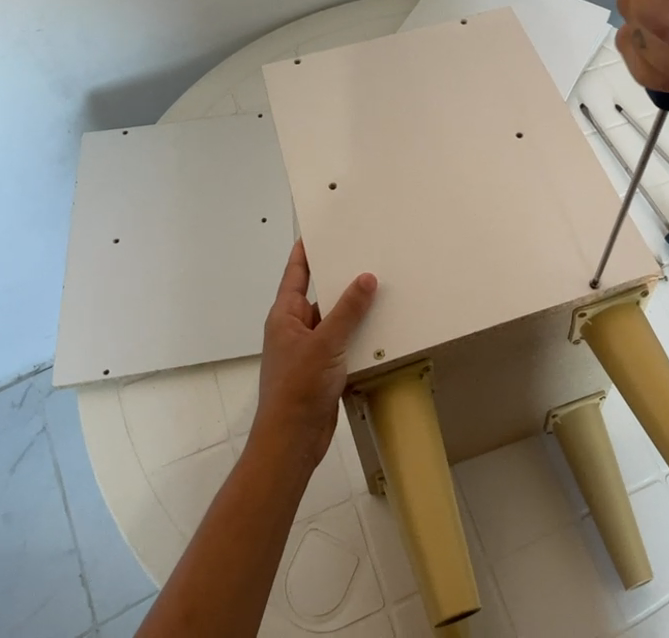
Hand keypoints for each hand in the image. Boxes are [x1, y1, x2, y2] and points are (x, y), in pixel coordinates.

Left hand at [253, 241, 377, 472]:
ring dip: (355, 310)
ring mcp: (309, 350)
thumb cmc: (298, 388)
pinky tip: (383, 328)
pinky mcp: (323, 369)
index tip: (321, 228)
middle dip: (341, 278)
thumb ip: (348, 310)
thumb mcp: (326, 343)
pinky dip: (360, 336)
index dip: (307, 250)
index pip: (297, 273)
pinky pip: (344, 343)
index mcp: (285, 315)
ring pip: (335, 320)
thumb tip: (366, 278)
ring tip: (383, 288)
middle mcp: (295, 328)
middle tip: (367, 254)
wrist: (293, 440)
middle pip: (320, 294)